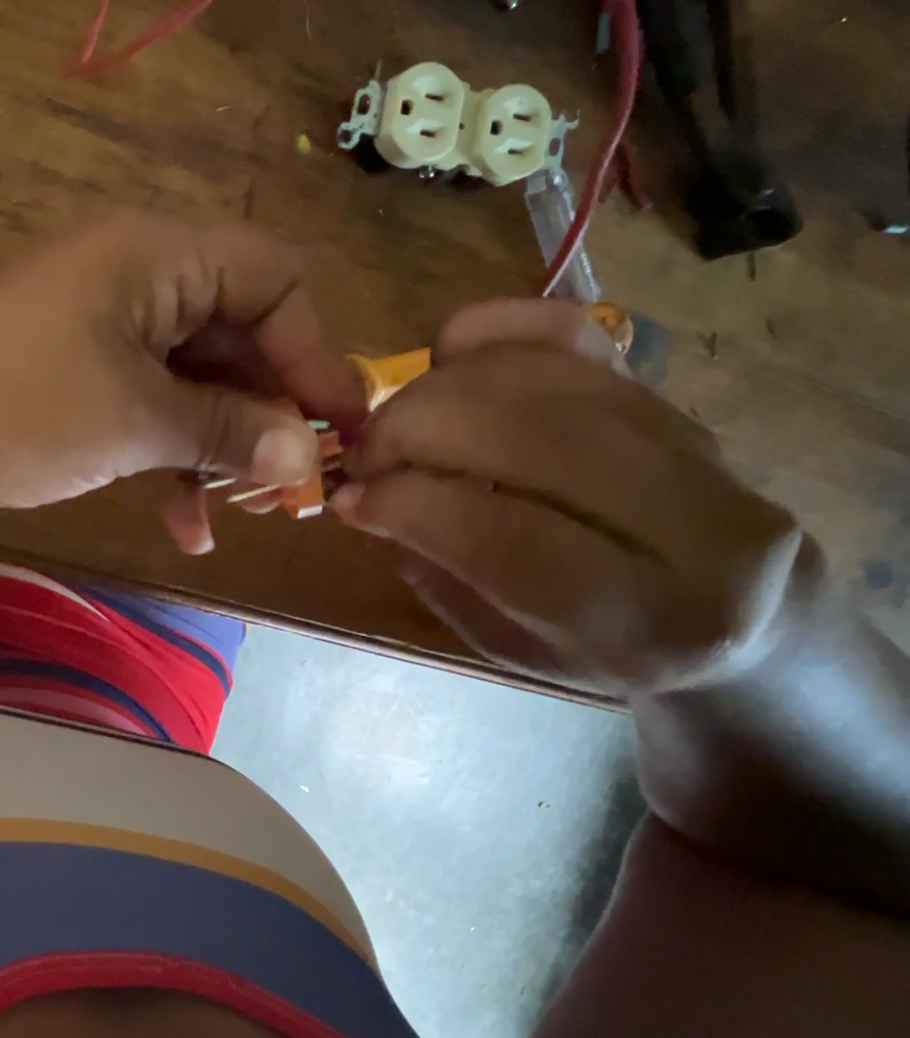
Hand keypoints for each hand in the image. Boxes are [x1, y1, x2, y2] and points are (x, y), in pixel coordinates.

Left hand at [0, 212, 366, 552]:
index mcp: (157, 254)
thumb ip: (228, 429)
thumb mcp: (136, 422)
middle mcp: (135, 276)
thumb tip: (306, 453)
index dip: (314, 356)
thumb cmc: (19, 414)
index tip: (339, 433)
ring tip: (247, 515)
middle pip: (236, 335)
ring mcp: (102, 326)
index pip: (275, 282)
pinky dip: (169, 458)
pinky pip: (145, 404)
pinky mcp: (76, 372)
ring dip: (220, 447)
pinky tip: (186, 528)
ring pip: (192, 380)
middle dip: (267, 414)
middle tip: (294, 489)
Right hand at [333, 299, 806, 694]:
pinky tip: (443, 360)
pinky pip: (570, 334)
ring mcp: (694, 442)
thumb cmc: (597, 648)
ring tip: (395, 427)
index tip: (350, 498)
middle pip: (529, 433)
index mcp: (646, 619)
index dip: (412, 506)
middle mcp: (695, 522)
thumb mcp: (506, 641)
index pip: (512, 539)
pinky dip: (490, 333)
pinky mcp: (672, 391)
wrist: (743, 612)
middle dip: (413, 430)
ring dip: (434, 389)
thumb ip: (437, 567)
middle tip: (365, 457)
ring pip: (541, 375)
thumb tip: (362, 495)